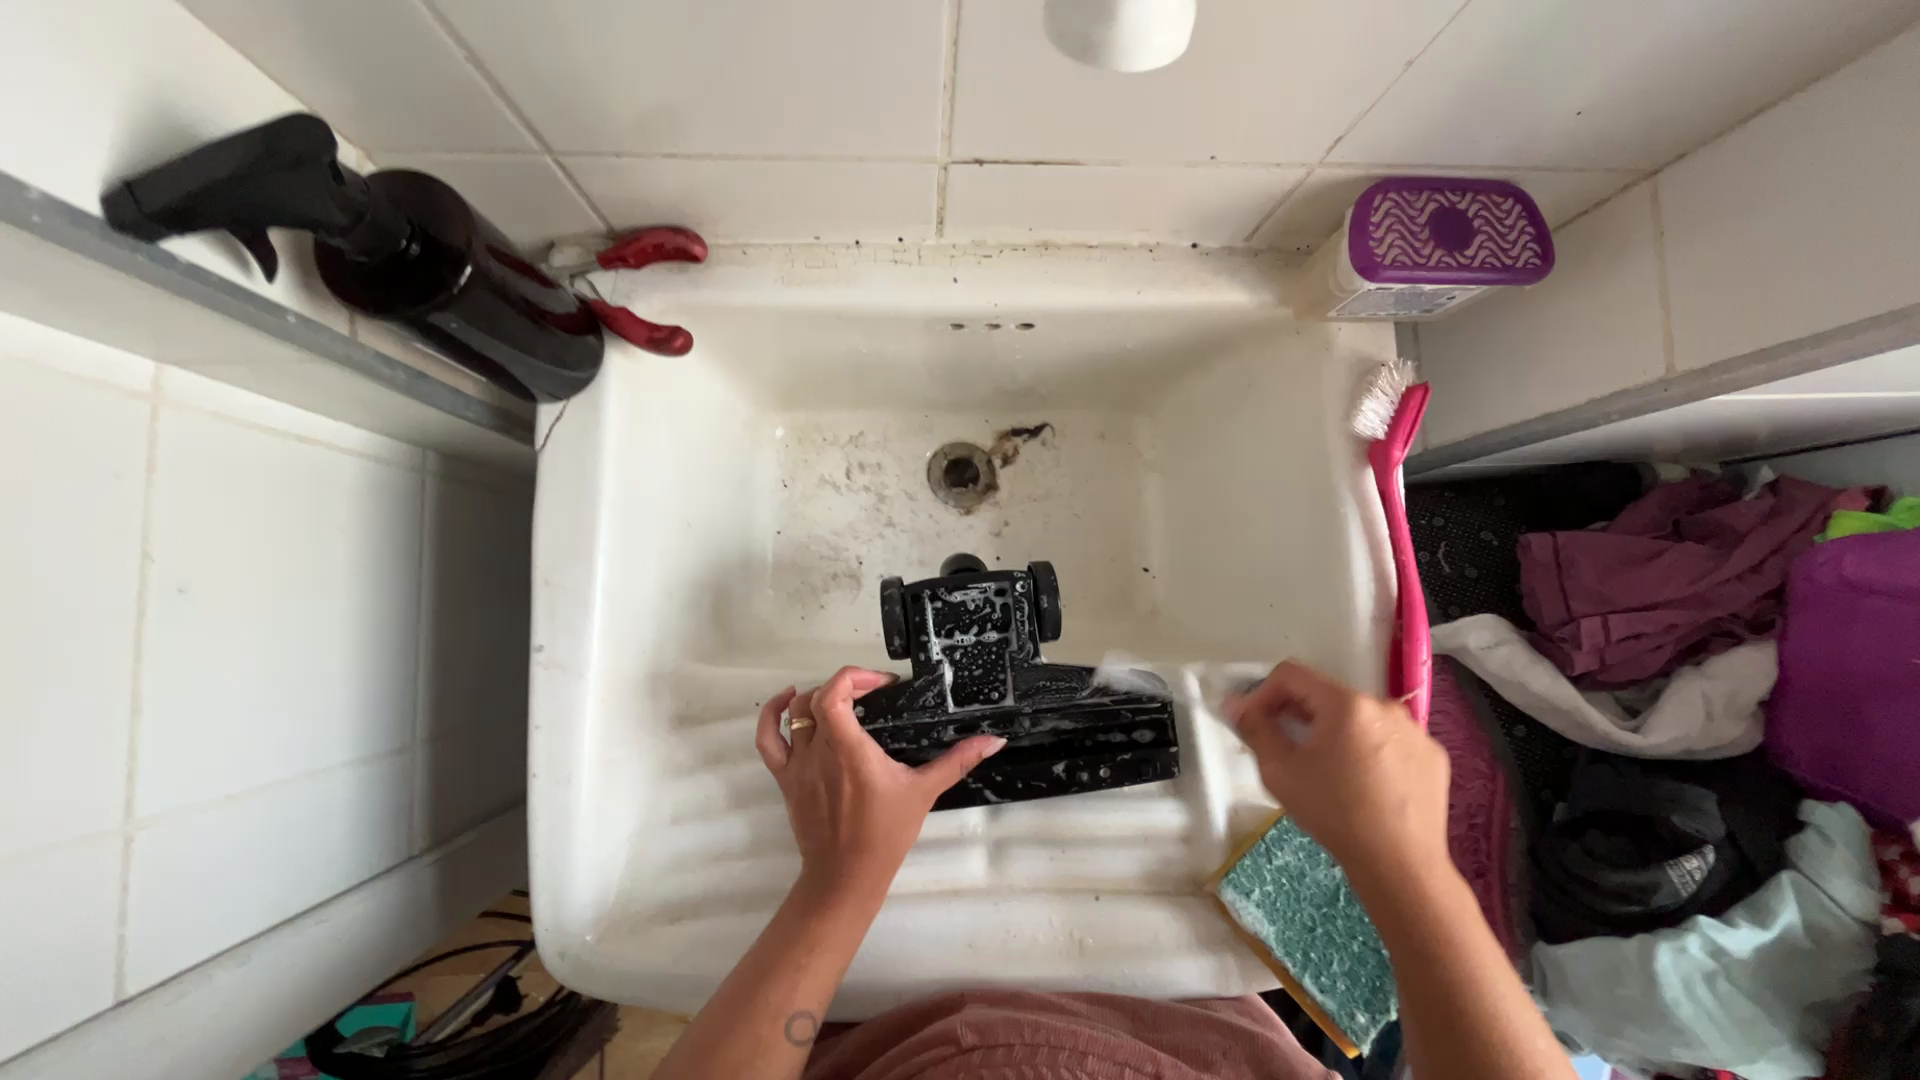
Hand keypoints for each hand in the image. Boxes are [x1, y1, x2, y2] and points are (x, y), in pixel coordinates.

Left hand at [756, 666, 1005, 900]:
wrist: (845, 877)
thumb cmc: (885, 833)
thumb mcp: (924, 792)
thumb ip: (957, 761)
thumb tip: (995, 740)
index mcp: (849, 749)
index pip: (835, 693)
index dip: (855, 677)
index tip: (882, 686)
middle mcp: (818, 750)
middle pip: (818, 697)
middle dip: (846, 686)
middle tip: (873, 696)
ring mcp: (797, 763)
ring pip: (795, 713)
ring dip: (818, 697)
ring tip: (844, 700)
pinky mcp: (785, 777)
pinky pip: (767, 739)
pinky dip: (772, 714)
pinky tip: (789, 700)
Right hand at [1226, 661, 1451, 898]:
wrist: (1400, 865)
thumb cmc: (1334, 813)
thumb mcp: (1280, 771)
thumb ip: (1255, 729)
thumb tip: (1236, 704)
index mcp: (1346, 703)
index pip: (1292, 674)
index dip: (1263, 693)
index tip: (1254, 723)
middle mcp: (1384, 706)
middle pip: (1326, 695)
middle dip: (1298, 714)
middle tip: (1283, 747)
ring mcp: (1414, 731)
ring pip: (1358, 718)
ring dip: (1333, 732)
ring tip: (1325, 769)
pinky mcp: (1432, 756)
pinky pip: (1388, 740)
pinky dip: (1368, 751)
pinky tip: (1362, 784)